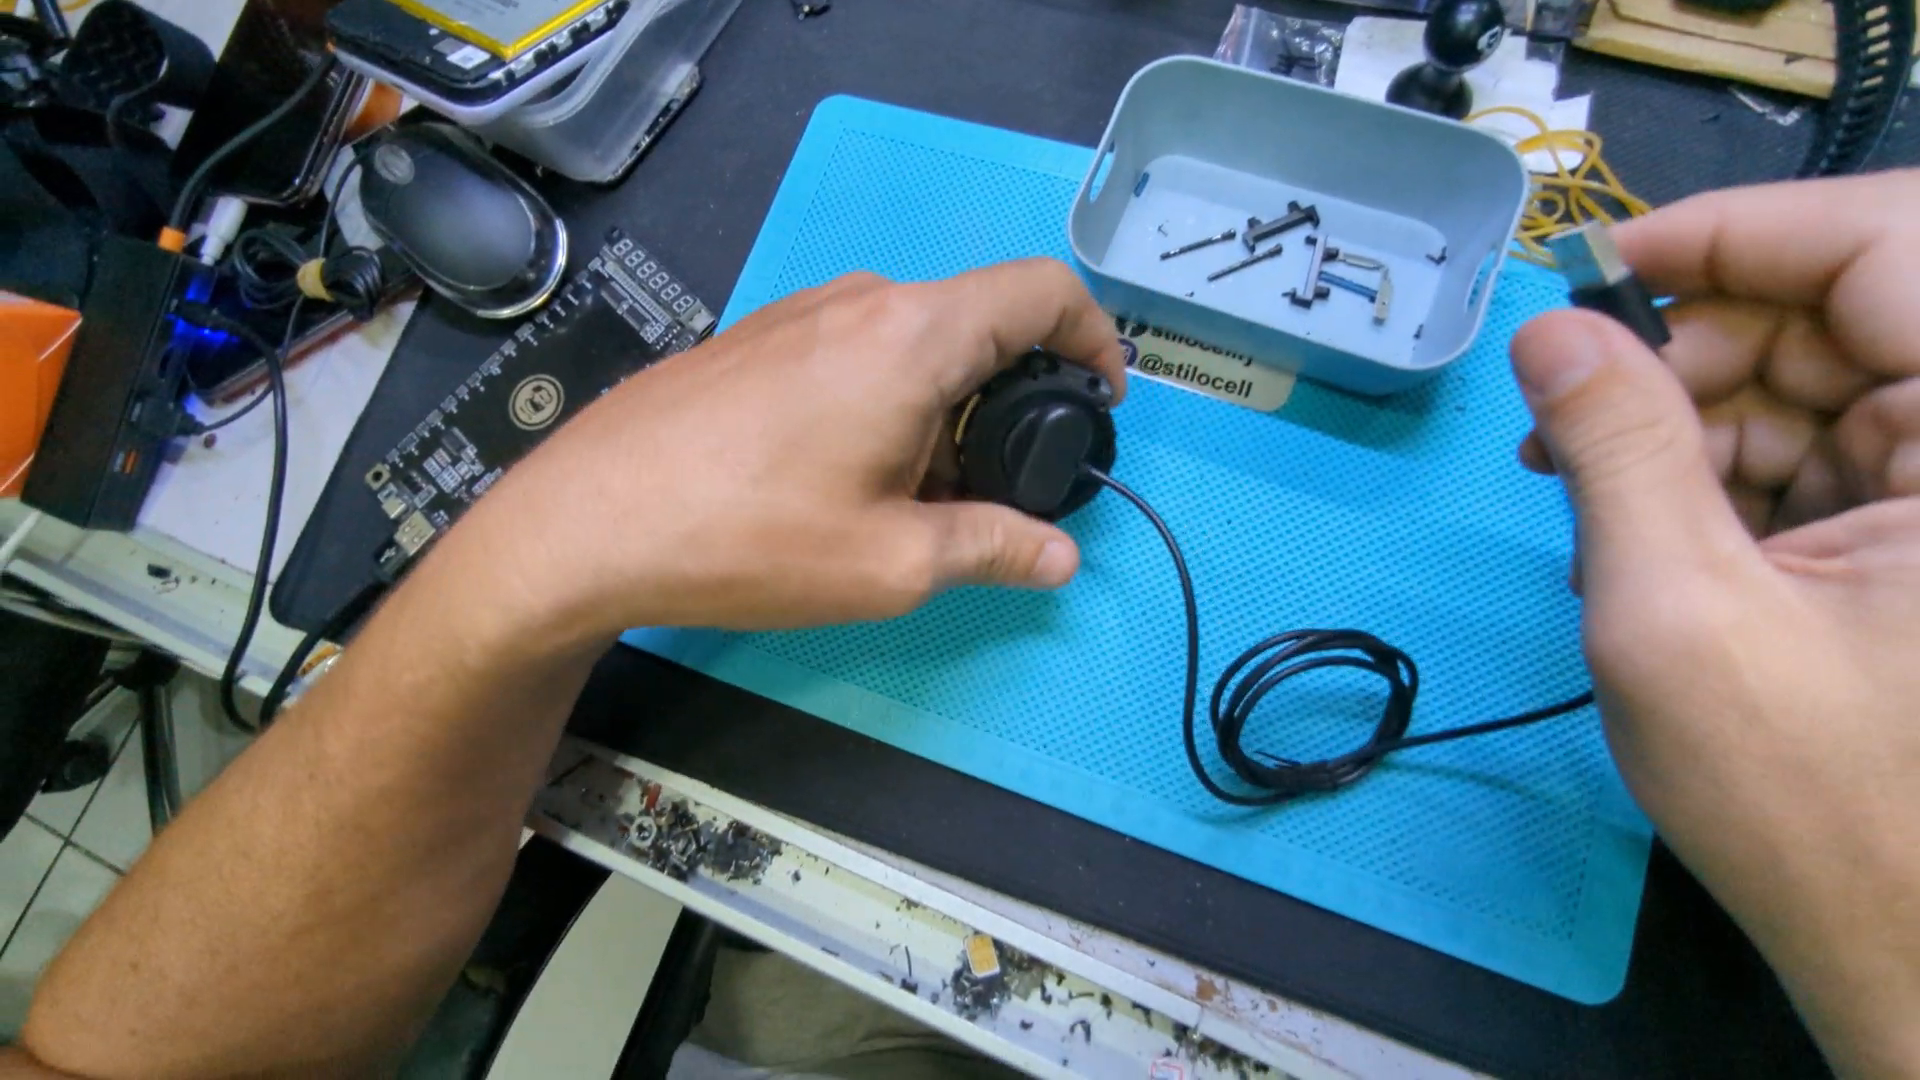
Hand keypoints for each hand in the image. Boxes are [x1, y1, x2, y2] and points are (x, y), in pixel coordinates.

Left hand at [449, 259, 1127, 641]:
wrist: (586, 524)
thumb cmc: (753, 539)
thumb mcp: (893, 561)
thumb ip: (995, 548)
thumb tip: (1061, 557)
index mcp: (914, 335)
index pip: (1042, 291)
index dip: (1094, 337)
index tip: (1102, 398)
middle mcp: (863, 300)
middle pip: (978, 322)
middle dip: (1014, 399)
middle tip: (1002, 485)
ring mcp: (802, 312)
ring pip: (916, 342)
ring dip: (948, 409)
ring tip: (921, 495)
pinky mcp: (759, 337)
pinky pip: (859, 352)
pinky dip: (893, 401)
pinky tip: (853, 472)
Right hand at [1510, 172, 1919, 1075]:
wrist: (1911, 946)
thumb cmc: (1803, 794)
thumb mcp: (1673, 607)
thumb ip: (1615, 450)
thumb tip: (1551, 333)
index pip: (1897, 245)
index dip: (1740, 232)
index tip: (1600, 268)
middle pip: (1849, 314)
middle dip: (1691, 352)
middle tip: (1566, 421)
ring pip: (1821, 385)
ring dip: (1687, 421)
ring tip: (1586, 489)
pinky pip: (1822, 452)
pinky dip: (1718, 472)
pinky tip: (1645, 525)